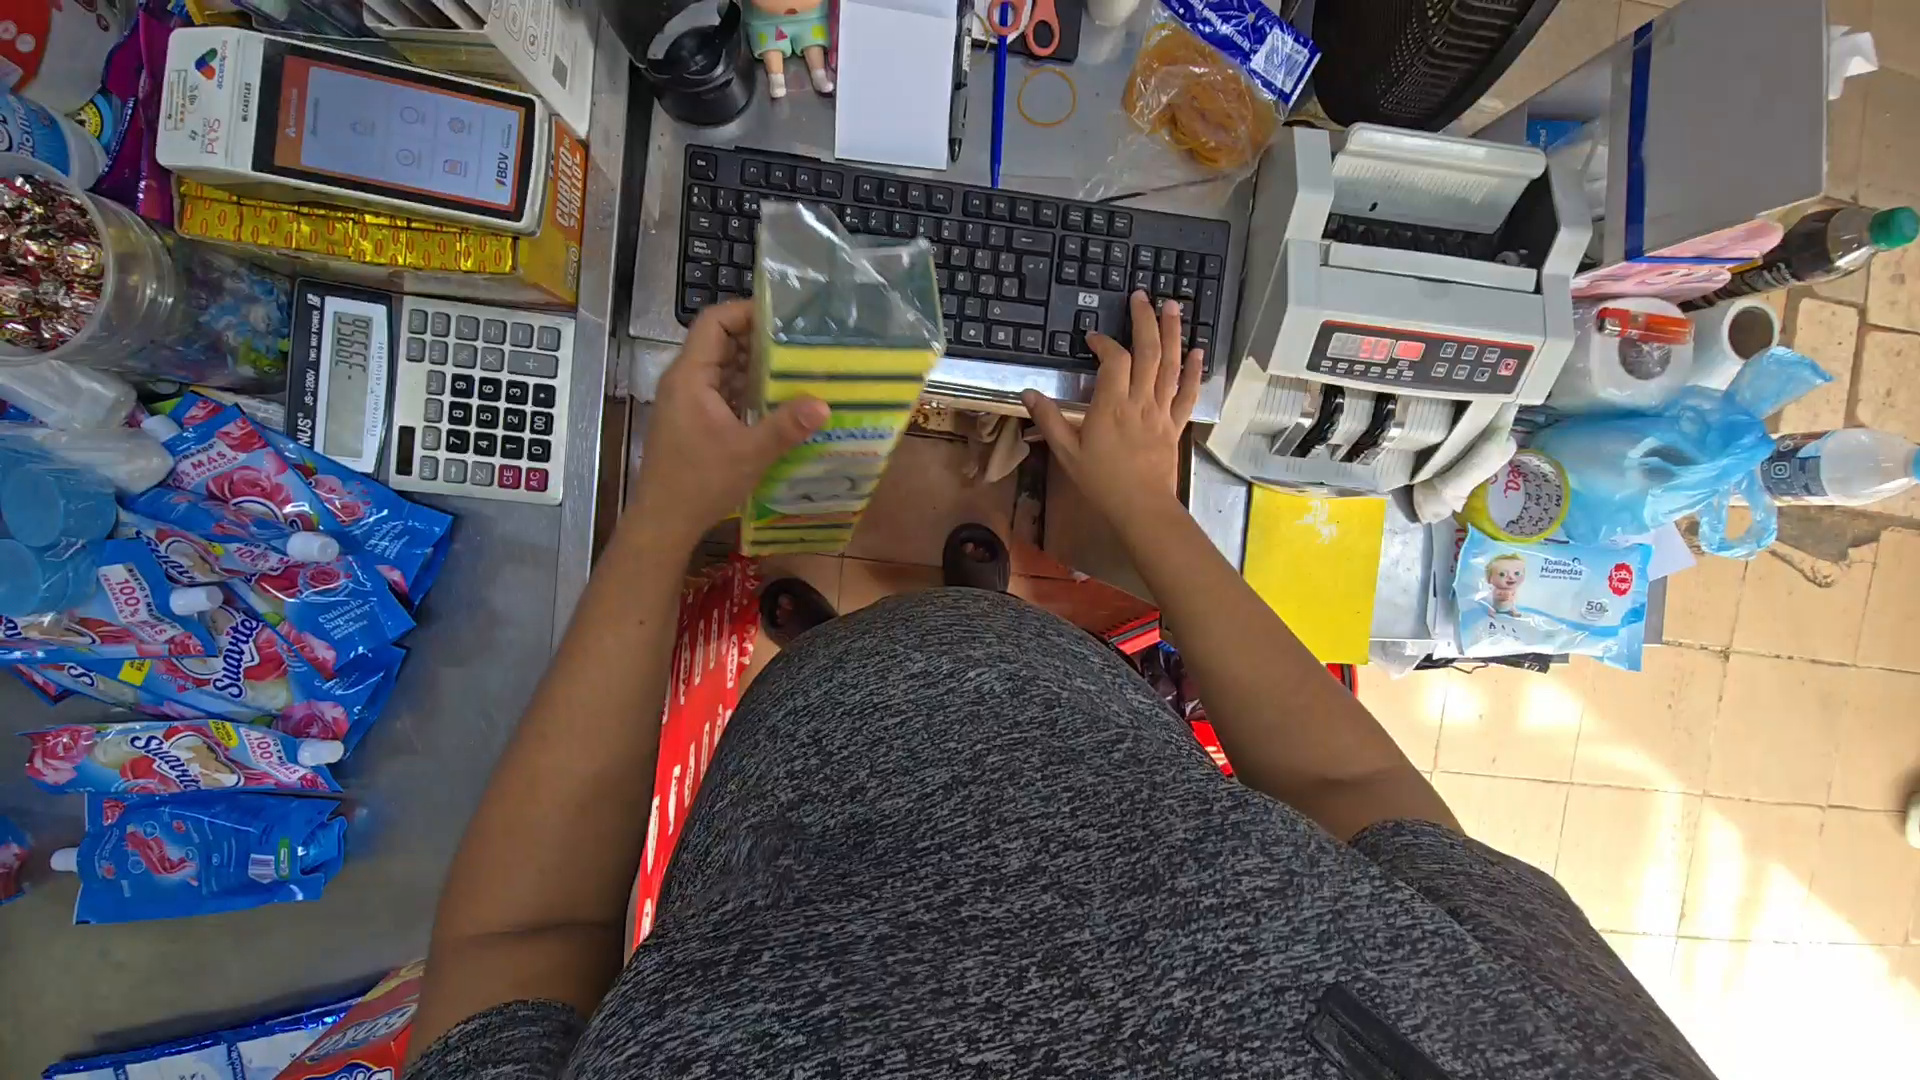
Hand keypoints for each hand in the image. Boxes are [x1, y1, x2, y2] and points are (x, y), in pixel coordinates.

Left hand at [631, 301, 828, 544]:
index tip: (782, 317)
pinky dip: (747, 389)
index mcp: (691, 377)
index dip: (745, 312)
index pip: (714, 323)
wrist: (665, 520)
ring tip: (795, 366)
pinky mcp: (693, 420)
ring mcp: (687, 401)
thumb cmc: (701, 482)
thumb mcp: (750, 453)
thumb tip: (824, 404)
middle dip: (758, 339)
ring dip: (754, 366)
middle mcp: (685, 381)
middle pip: (720, 342)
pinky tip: (776, 399)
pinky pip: (721, 391)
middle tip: (799, 342)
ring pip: (722, 368)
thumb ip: (786, 426)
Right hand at [1023, 290, 1199, 524]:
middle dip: (1144, 321)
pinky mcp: (1175, 425)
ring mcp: (1162, 412)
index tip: (1093, 337)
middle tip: (1142, 296)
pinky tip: (1198, 351)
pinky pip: (1187, 394)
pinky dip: (1193, 371)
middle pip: (1148, 352)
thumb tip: (1028, 393)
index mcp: (1111, 406)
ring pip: (1171, 365)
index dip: (1105, 342)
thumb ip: (1048, 420)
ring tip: (1172, 306)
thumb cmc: (1102, 482)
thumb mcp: (1067, 452)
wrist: (1141, 507)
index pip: (1113, 360)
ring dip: (1172, 333)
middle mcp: (1140, 401)